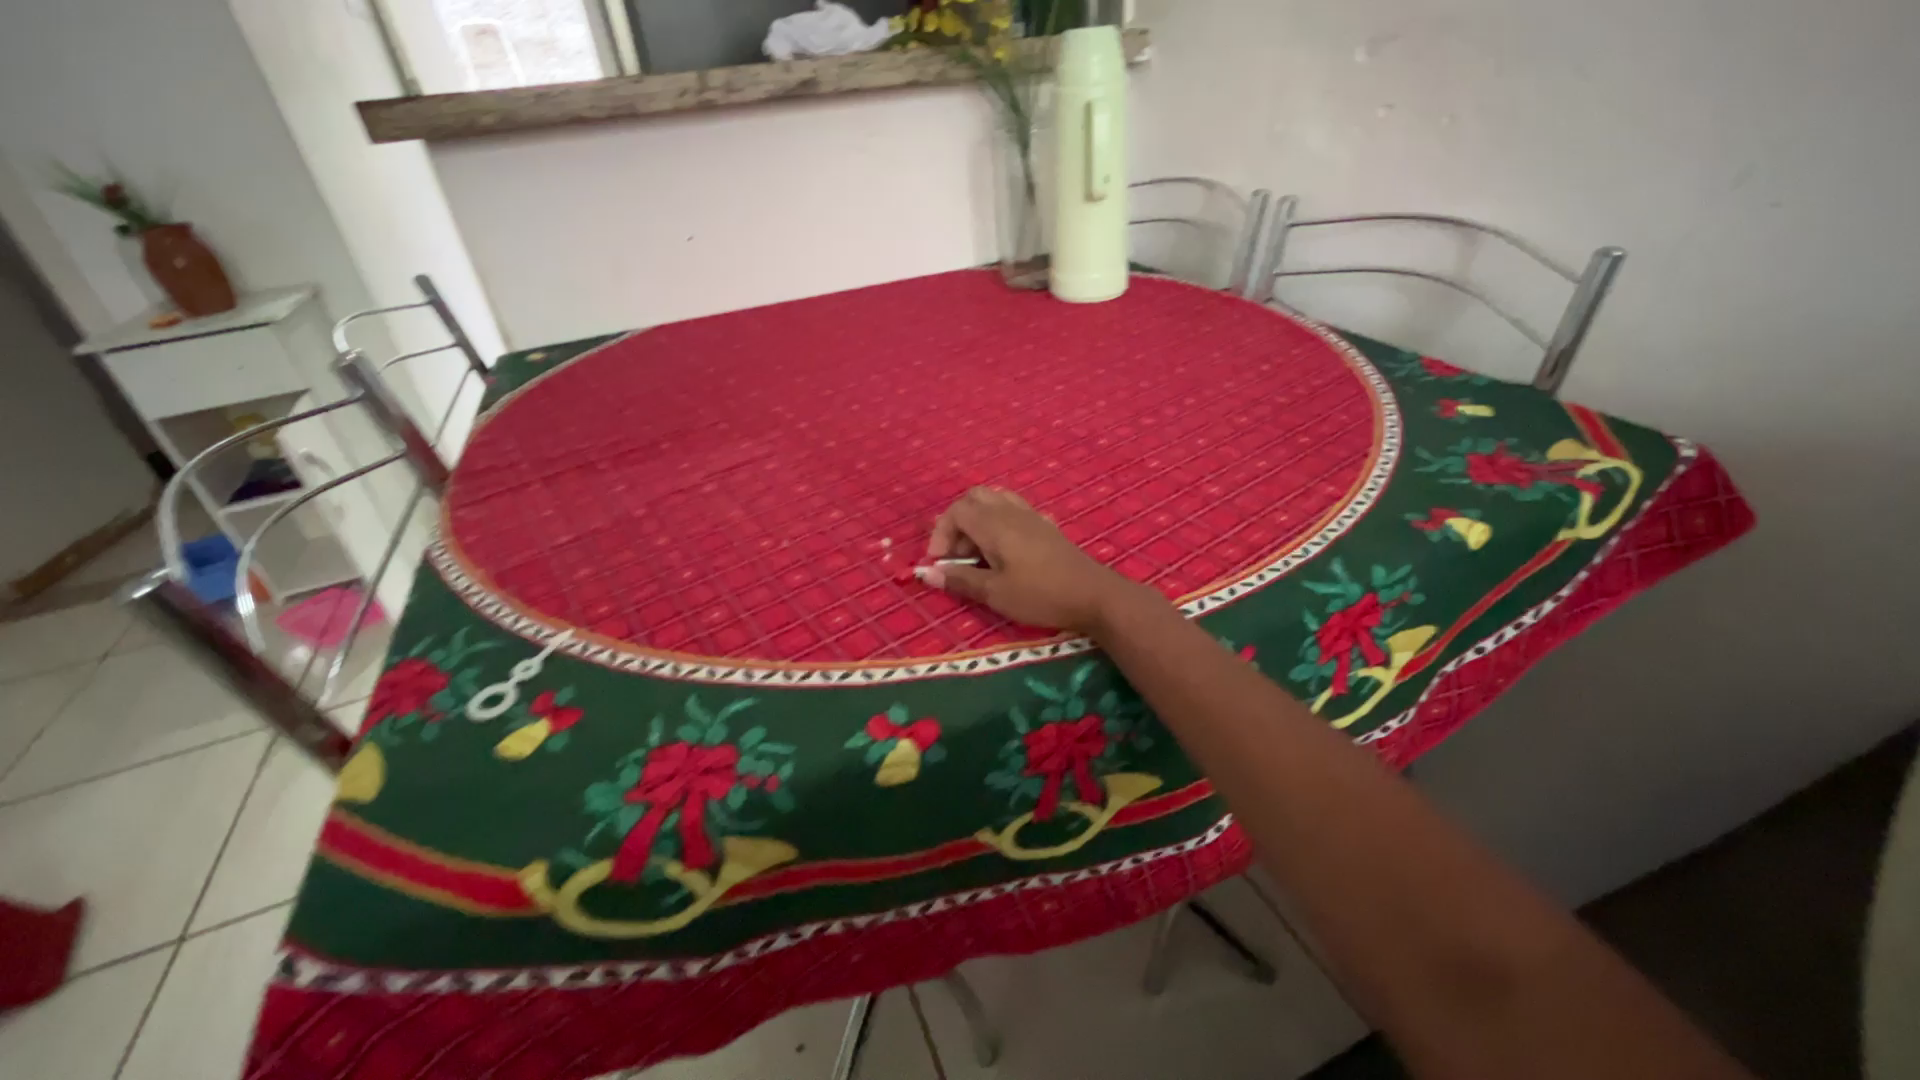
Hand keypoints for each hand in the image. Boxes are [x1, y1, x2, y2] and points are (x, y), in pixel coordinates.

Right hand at [917, 487, 1139, 633]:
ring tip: (979, 552)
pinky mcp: (1046, 527)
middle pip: (974, 498)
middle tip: (958, 554)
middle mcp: (1011, 512)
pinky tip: (1006, 551)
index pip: (956, 511)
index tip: (940, 562)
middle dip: (957, 522)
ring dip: (979, 521)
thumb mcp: (995, 593)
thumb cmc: (1040, 595)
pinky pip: (1015, 511)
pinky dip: (1001, 523)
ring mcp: (1032, 516)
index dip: (940, 533)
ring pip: (996, 501)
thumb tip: (929, 573)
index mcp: (994, 524)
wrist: (1093, 595)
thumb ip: (961, 579)